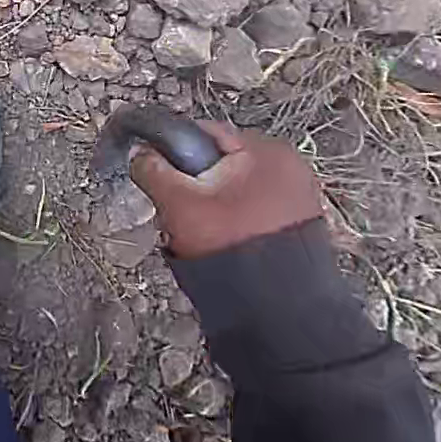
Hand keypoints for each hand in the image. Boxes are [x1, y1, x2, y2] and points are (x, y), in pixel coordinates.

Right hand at [130, 121, 322, 259]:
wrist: (279, 308)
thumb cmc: (229, 244)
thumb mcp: (177, 202)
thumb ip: (152, 170)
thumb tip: (139, 154)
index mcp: (266, 148)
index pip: (204, 133)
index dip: (174, 153)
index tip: (161, 178)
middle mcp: (290, 165)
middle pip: (220, 163)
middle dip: (195, 185)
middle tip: (179, 212)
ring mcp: (299, 196)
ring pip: (235, 189)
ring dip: (213, 205)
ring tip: (201, 233)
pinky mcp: (301, 223)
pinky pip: (254, 210)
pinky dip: (235, 221)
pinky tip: (223, 242)